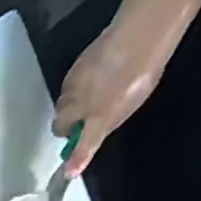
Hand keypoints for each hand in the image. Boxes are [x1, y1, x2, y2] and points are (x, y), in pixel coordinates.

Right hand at [54, 26, 165, 175]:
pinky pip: (70, 85)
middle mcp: (75, 105)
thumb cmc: (139, 75)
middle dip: (68, 124)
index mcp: (93, 120)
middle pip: (59, 122)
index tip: (71, 167)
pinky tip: (98, 76)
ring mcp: (73, 84)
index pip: (77, 148)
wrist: (140, 33)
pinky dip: (78, 87)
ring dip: (72, 105)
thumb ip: (99, 132)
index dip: (73, 158)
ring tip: (95, 94)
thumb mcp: (122, 111)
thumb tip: (76, 159)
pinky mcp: (76, 66)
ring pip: (64, 103)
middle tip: (87, 119)